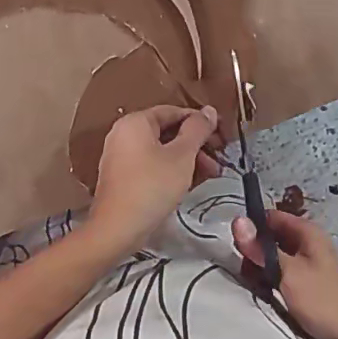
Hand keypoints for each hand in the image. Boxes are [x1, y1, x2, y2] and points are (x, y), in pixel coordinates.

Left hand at [87, 105, 222, 250]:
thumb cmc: (152, 187)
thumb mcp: (182, 156)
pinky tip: (187, 183)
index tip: (220, 136)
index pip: (173, 111)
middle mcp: (122, 135)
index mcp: (134, 122)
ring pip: (159, 151)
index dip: (199, 122)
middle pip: (166, 131)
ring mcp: (119, 157)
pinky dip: (169, 170)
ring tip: (209, 174)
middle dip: (195, 144)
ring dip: (186, 159)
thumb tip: (209, 110)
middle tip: (217, 159)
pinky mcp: (120, 178)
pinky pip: (149, 166)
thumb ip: (197, 130)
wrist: (118, 228)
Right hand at [233, 211, 337, 338]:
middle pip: (269, 236)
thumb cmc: (319, 300)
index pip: (272, 216)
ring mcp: (305, 262)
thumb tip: (236, 220)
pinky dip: (267, 277)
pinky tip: (265, 290)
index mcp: (308, 233)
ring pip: (270, 255)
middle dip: (254, 250)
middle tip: (248, 269)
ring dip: (258, 266)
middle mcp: (307, 243)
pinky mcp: (302, 280)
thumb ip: (260, 248)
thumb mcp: (286, 271)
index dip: (253, 226)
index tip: (237, 243)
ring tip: (256, 283)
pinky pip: (277, 270)